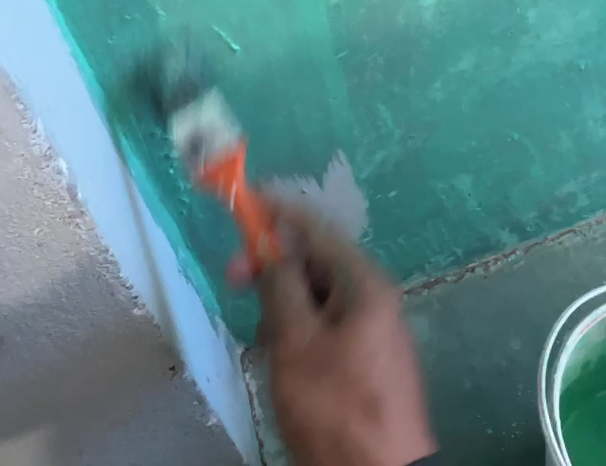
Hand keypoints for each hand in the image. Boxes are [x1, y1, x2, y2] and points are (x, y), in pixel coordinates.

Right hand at [241, 204, 438, 465]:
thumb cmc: (334, 404)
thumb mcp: (296, 340)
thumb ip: (280, 284)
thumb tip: (272, 246)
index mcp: (363, 282)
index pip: (315, 227)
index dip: (276, 210)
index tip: (242, 201)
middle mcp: (372, 296)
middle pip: (314, 260)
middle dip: (272, 265)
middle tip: (233, 279)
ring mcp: (371, 328)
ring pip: (314, 294)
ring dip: (281, 302)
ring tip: (262, 337)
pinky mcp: (363, 357)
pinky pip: (323, 324)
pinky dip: (295, 328)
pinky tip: (279, 355)